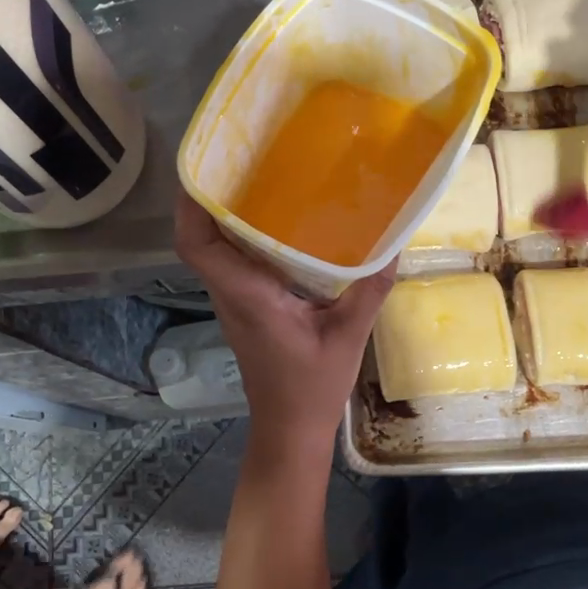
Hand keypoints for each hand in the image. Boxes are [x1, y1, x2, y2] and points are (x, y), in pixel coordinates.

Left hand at [174, 192, 394, 448]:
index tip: (208, 167)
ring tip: (261, 180)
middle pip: (203, 239)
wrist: (290, 429)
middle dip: (212, 197)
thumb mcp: (348, 336)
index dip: (192, 204)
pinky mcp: (246, 310)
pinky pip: (235, 264)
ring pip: (217, 251)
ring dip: (228, 216)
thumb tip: (395, 245)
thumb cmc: (312, 388)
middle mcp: (231, 295)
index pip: (197, 246)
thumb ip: (369, 290)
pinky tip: (280, 224)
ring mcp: (235, 304)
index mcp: (248, 296)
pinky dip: (245, 239)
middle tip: (244, 159)